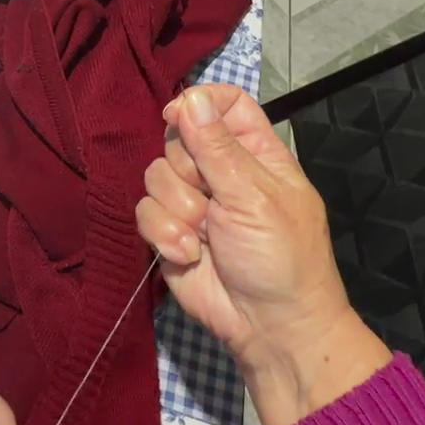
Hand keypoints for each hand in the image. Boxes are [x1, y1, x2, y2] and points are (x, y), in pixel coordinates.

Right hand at [136, 85, 389, 424]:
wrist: (267, 326)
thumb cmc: (279, 256)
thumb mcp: (253, 195)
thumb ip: (216, 147)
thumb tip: (189, 98)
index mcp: (254, 153)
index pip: (225, 104)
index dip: (199, 102)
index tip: (178, 115)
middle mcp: (220, 170)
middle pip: (178, 139)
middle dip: (188, 172)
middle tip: (213, 200)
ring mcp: (191, 201)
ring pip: (156, 176)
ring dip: (178, 210)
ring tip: (204, 236)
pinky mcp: (168, 230)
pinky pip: (145, 212)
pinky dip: (164, 234)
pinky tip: (188, 254)